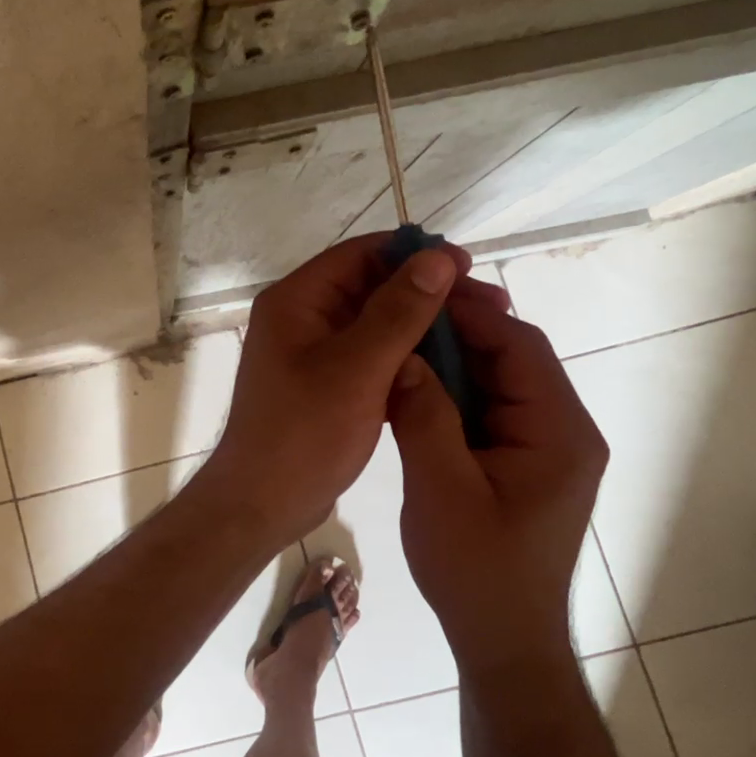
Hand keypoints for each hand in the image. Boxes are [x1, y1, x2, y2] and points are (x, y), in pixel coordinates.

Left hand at [194, 234, 471, 548]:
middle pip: (371, 286)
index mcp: (296, 301)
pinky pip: (372, 356)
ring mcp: (312, 352)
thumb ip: (399, 311)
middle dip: (428, 292)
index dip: (414, 255)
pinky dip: (408, 357)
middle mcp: (301, 318)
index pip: (359, 255)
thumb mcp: (357, 367)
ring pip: (376, 323)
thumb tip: (437, 258)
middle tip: (492, 305)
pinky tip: (452, 367)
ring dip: (423, 326)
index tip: (469, 267)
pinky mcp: (326, 384)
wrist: (263, 501)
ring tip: (483, 333)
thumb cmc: (304, 432)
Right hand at [391, 287, 608, 669]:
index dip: (471, 312)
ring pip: (496, 381)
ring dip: (451, 359)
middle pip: (512, 358)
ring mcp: (541, 447)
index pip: (520, 347)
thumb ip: (424, 416)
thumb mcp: (441, 489)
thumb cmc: (477, 569)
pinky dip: (450, 391)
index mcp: (559, 433)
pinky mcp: (518, 462)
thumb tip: (401, 355)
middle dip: (459, 330)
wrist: (502, 639)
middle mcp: (561, 431)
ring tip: (397, 336)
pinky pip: (486, 409)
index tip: (419, 287)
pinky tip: (410, 382)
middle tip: (400, 306)